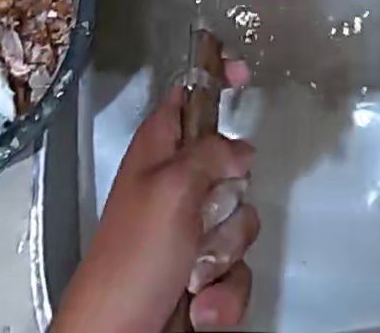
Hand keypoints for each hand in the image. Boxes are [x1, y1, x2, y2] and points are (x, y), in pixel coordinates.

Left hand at [52, 62, 257, 332]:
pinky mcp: (204, 268)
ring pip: (240, 218)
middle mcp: (179, 179)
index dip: (215, 77)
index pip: (190, 93)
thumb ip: (212, 154)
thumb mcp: (173, 188)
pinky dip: (223, 290)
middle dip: (228, 198)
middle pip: (231, 163)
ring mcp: (192, 226)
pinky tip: (198, 305)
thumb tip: (242, 148)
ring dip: (222, 252)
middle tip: (203, 215)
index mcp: (160, 146)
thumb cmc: (135, 252)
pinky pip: (238, 267)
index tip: (243, 73)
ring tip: (193, 271)